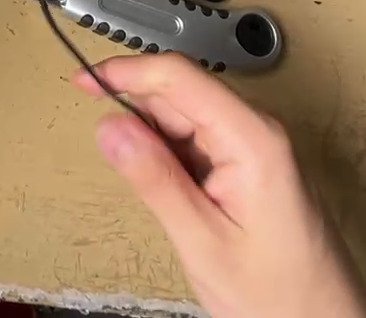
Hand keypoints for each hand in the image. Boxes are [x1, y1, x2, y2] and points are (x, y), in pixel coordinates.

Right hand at [74, 54, 365, 317]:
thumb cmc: (280, 298)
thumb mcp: (203, 243)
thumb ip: (154, 179)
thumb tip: (109, 126)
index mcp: (252, 137)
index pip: (178, 75)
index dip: (126, 71)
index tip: (85, 81)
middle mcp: (256, 128)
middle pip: (178, 91)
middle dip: (138, 111)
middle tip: (113, 151)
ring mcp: (254, 142)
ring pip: (183, 113)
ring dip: (153, 136)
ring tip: (156, 190)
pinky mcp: (248, 159)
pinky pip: (196, 137)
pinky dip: (170, 153)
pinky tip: (173, 190)